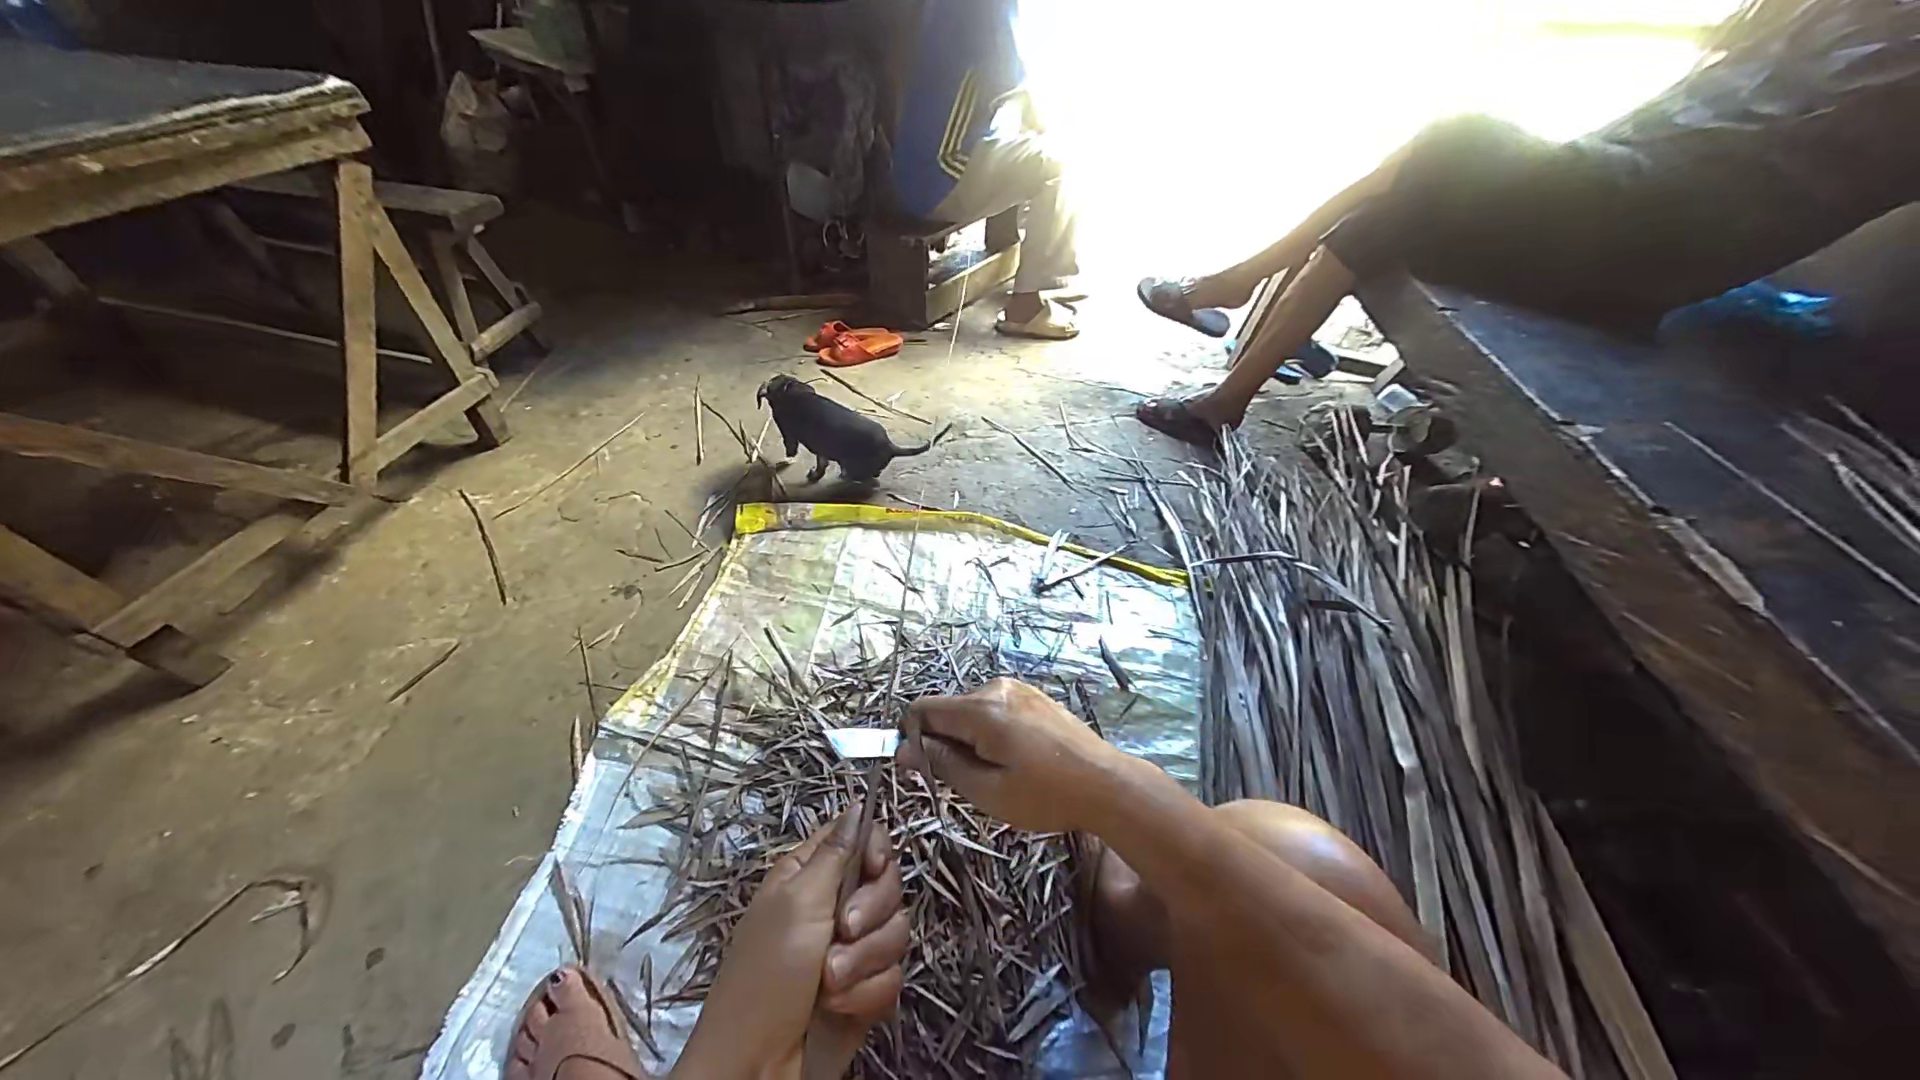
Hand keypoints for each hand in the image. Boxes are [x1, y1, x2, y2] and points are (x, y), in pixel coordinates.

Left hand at [677, 809, 866, 1078]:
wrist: (759, 1068)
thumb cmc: (767, 974)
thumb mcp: (797, 903)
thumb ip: (835, 853)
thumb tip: (858, 803)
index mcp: (812, 874)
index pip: (862, 837)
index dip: (875, 849)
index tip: (873, 867)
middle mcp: (836, 903)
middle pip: (887, 881)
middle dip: (869, 911)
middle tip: (841, 931)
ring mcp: (854, 946)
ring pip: (896, 928)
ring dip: (864, 959)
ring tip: (830, 982)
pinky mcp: (867, 985)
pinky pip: (893, 973)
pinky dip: (867, 992)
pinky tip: (841, 1005)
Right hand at [898, 678, 1126, 832]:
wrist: (1108, 784)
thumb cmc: (1046, 795)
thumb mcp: (987, 791)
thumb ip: (942, 765)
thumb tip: (903, 749)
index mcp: (980, 709)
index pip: (921, 710)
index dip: (914, 739)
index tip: (929, 770)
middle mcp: (995, 688)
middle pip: (947, 711)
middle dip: (946, 743)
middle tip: (974, 781)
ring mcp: (1017, 688)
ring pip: (971, 712)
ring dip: (971, 740)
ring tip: (1002, 772)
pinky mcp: (1033, 696)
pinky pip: (995, 710)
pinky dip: (992, 732)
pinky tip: (1019, 758)